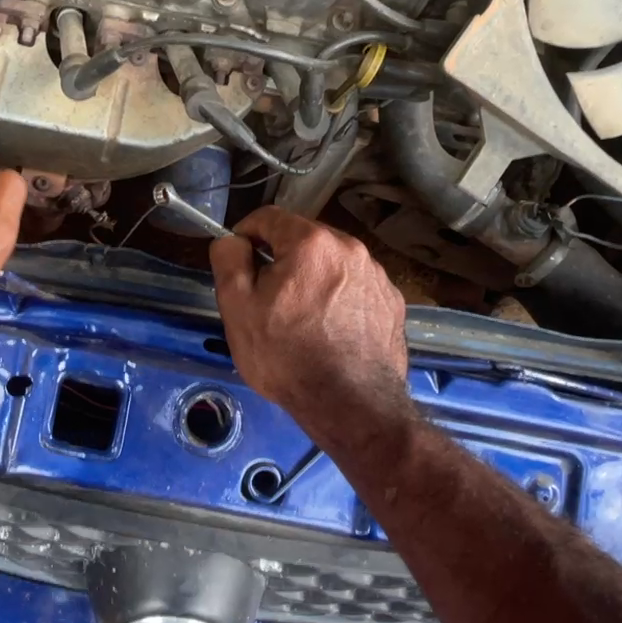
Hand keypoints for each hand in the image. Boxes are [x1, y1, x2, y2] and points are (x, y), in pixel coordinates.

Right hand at [208, 207, 408, 421]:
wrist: (352, 406)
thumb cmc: (286, 355)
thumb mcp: (237, 306)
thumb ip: (229, 259)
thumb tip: (234, 240)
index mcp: (311, 242)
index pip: (268, 217)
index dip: (245, 234)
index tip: (238, 261)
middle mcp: (351, 248)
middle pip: (302, 239)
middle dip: (281, 259)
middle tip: (266, 297)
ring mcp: (377, 276)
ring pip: (330, 263)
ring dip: (311, 278)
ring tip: (300, 319)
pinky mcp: (392, 303)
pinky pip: (354, 287)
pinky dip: (338, 298)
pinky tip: (330, 331)